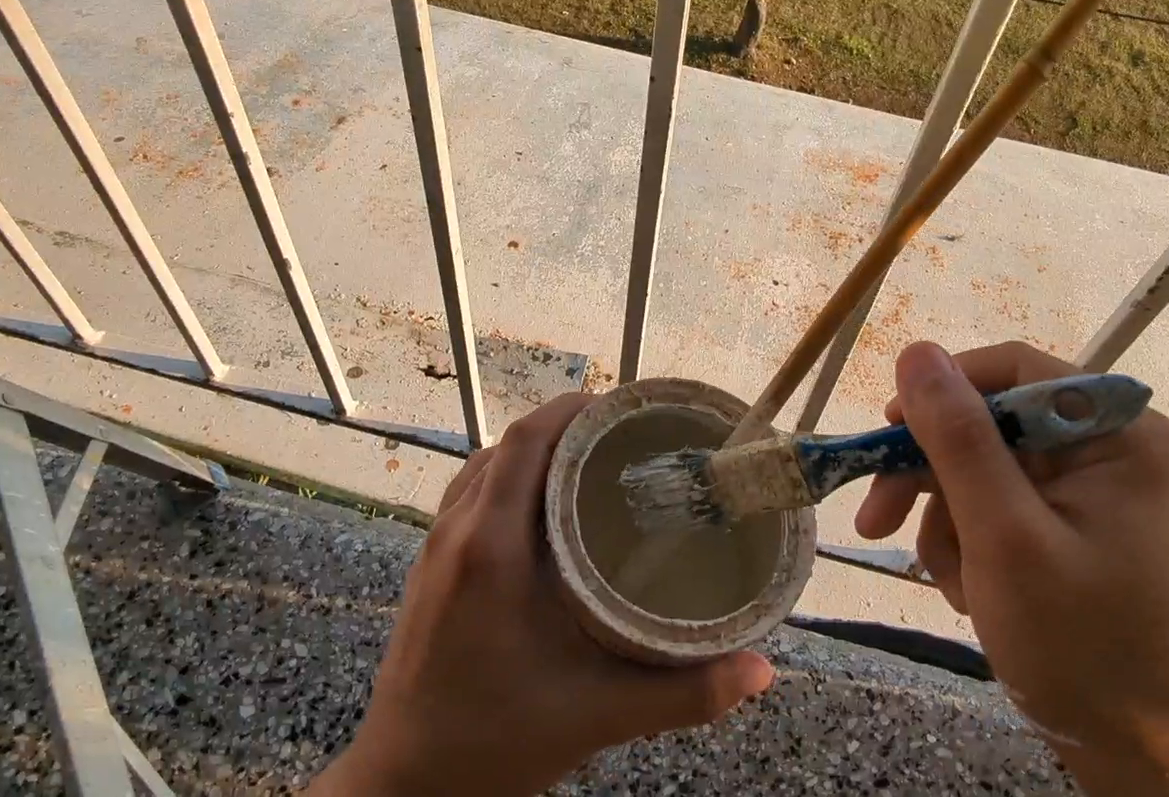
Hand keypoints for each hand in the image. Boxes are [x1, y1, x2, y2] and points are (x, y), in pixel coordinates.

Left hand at [308, 394, 774, 796]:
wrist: (406, 783)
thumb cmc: (495, 741)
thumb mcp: (597, 715)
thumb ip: (684, 692)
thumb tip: (762, 670)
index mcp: (491, 547)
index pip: (528, 441)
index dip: (573, 409)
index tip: (624, 409)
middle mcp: (457, 530)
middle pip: (511, 444)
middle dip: (566, 426)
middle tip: (625, 437)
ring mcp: (435, 545)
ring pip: (487, 465)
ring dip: (535, 450)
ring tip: (591, 462)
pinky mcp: (429, 565)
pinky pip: (471, 492)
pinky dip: (510, 477)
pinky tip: (545, 509)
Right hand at [858, 342, 1168, 794]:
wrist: (1134, 748)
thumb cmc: (1077, 643)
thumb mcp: (1002, 535)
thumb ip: (957, 439)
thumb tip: (915, 351)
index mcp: (1116, 433)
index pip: (1010, 369)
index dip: (940, 392)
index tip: (887, 434)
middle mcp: (1107, 447)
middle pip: (987, 423)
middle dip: (930, 477)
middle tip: (876, 521)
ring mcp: (1088, 488)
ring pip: (979, 468)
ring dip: (945, 522)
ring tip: (951, 583)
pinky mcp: (1069, 524)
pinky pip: (993, 506)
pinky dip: (967, 544)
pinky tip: (972, 590)